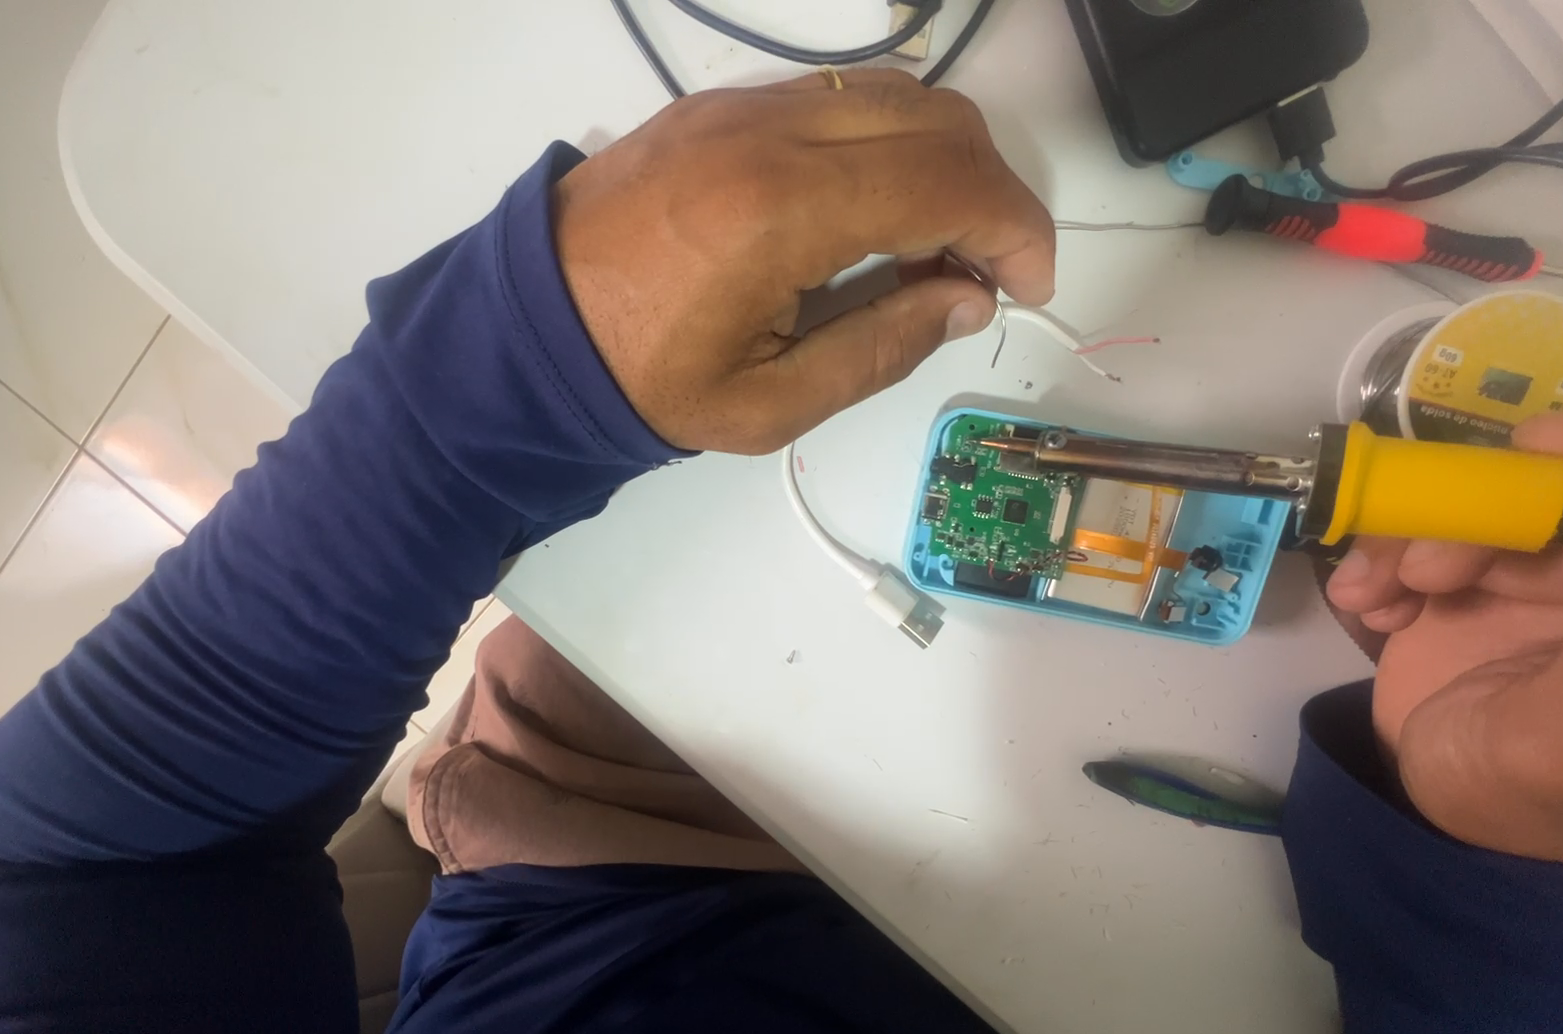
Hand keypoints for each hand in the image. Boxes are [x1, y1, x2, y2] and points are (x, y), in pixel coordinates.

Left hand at [552, 70, 1054, 454]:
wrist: (534, 331)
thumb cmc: (644, 382)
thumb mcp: (767, 405)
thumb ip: (879, 350)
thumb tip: (964, 299)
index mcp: (780, 212)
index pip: (945, 181)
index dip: (1014, 226)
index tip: (1029, 281)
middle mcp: (766, 133)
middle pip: (935, 121)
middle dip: (990, 193)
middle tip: (982, 273)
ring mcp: (738, 109)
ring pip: (892, 99)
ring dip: (941, 165)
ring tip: (930, 252)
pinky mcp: (718, 109)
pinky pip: (836, 104)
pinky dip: (885, 149)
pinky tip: (872, 217)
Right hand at [1325, 398, 1562, 862]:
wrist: (1438, 805)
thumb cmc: (1534, 798)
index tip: (1549, 454)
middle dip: (1498, 510)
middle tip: (1429, 566)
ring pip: (1509, 494)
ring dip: (1423, 536)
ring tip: (1382, 598)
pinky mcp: (1502, 566)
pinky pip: (1442, 520)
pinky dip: (1390, 555)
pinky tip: (1373, 604)